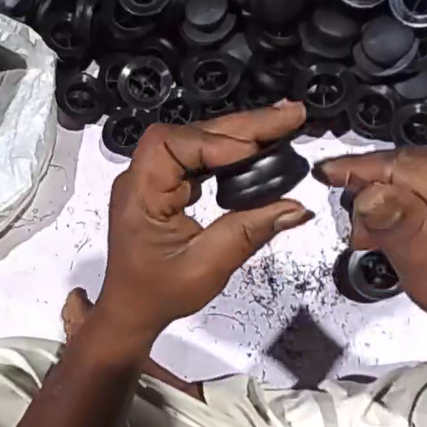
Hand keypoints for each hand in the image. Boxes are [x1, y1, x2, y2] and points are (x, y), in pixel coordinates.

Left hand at [93, 103, 314, 342]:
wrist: (133, 309)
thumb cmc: (156, 294)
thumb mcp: (206, 267)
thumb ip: (250, 232)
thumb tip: (293, 208)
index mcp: (139, 196)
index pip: (172, 145)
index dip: (216, 141)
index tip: (255, 149)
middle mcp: (141, 179)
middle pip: (191, 133)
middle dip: (242, 126)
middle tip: (288, 117)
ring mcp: (153, 179)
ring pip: (198, 139)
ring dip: (241, 132)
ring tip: (281, 124)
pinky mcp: (166, 185)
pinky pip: (199, 155)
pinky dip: (230, 149)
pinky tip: (257, 146)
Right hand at [315, 146, 426, 349]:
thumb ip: (402, 232)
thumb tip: (371, 194)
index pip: (408, 165)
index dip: (362, 171)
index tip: (328, 172)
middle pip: (410, 161)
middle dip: (376, 193)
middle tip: (364, 234)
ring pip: (418, 163)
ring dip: (392, 195)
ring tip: (386, 235)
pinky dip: (411, 192)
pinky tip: (407, 221)